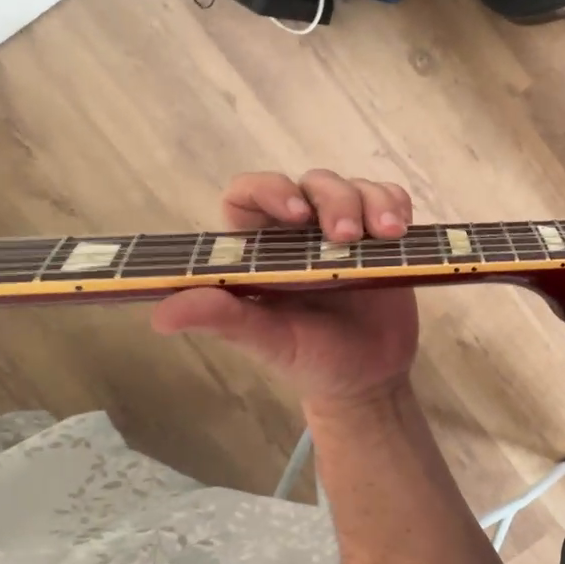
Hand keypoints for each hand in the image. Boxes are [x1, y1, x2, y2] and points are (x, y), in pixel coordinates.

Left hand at [152, 170, 419, 404]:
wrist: (371, 379)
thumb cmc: (312, 362)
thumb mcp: (269, 344)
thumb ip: (225, 322)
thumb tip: (163, 315)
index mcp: (261, 250)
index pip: (249, 194)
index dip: (268, 190)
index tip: (296, 214)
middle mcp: (300, 233)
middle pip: (313, 184)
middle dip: (335, 201)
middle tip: (347, 238)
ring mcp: (345, 231)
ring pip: (355, 187)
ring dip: (373, 202)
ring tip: (388, 236)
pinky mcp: (382, 237)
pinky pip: (390, 200)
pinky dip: (397, 205)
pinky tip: (401, 231)